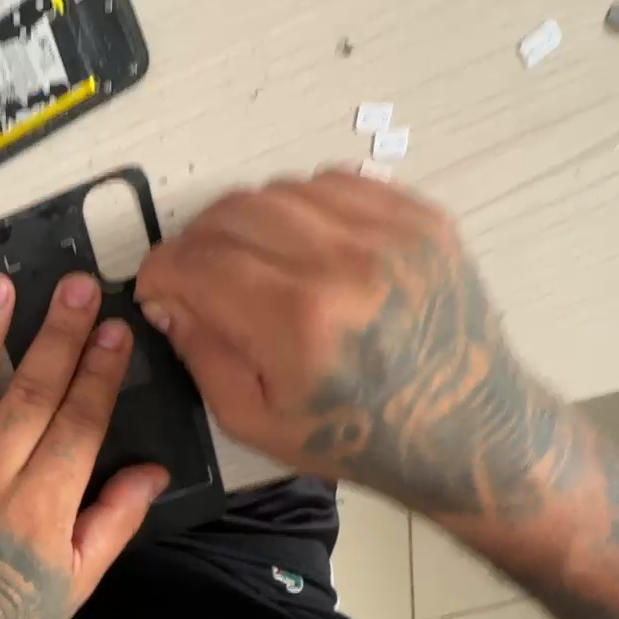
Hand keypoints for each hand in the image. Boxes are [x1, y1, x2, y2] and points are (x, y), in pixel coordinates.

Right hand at [136, 169, 571, 519]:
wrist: (464, 428)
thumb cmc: (350, 436)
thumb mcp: (250, 419)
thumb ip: (200, 353)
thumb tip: (167, 302)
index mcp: (295, 319)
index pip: (196, 261)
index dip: (159, 271)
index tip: (154, 289)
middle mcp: (341, 259)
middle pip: (230, 213)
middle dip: (193, 243)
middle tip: (192, 279)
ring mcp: (388, 229)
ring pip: (276, 190)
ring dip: (241, 223)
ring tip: (244, 264)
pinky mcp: (418, 215)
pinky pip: (331, 182)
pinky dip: (295, 208)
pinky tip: (293, 246)